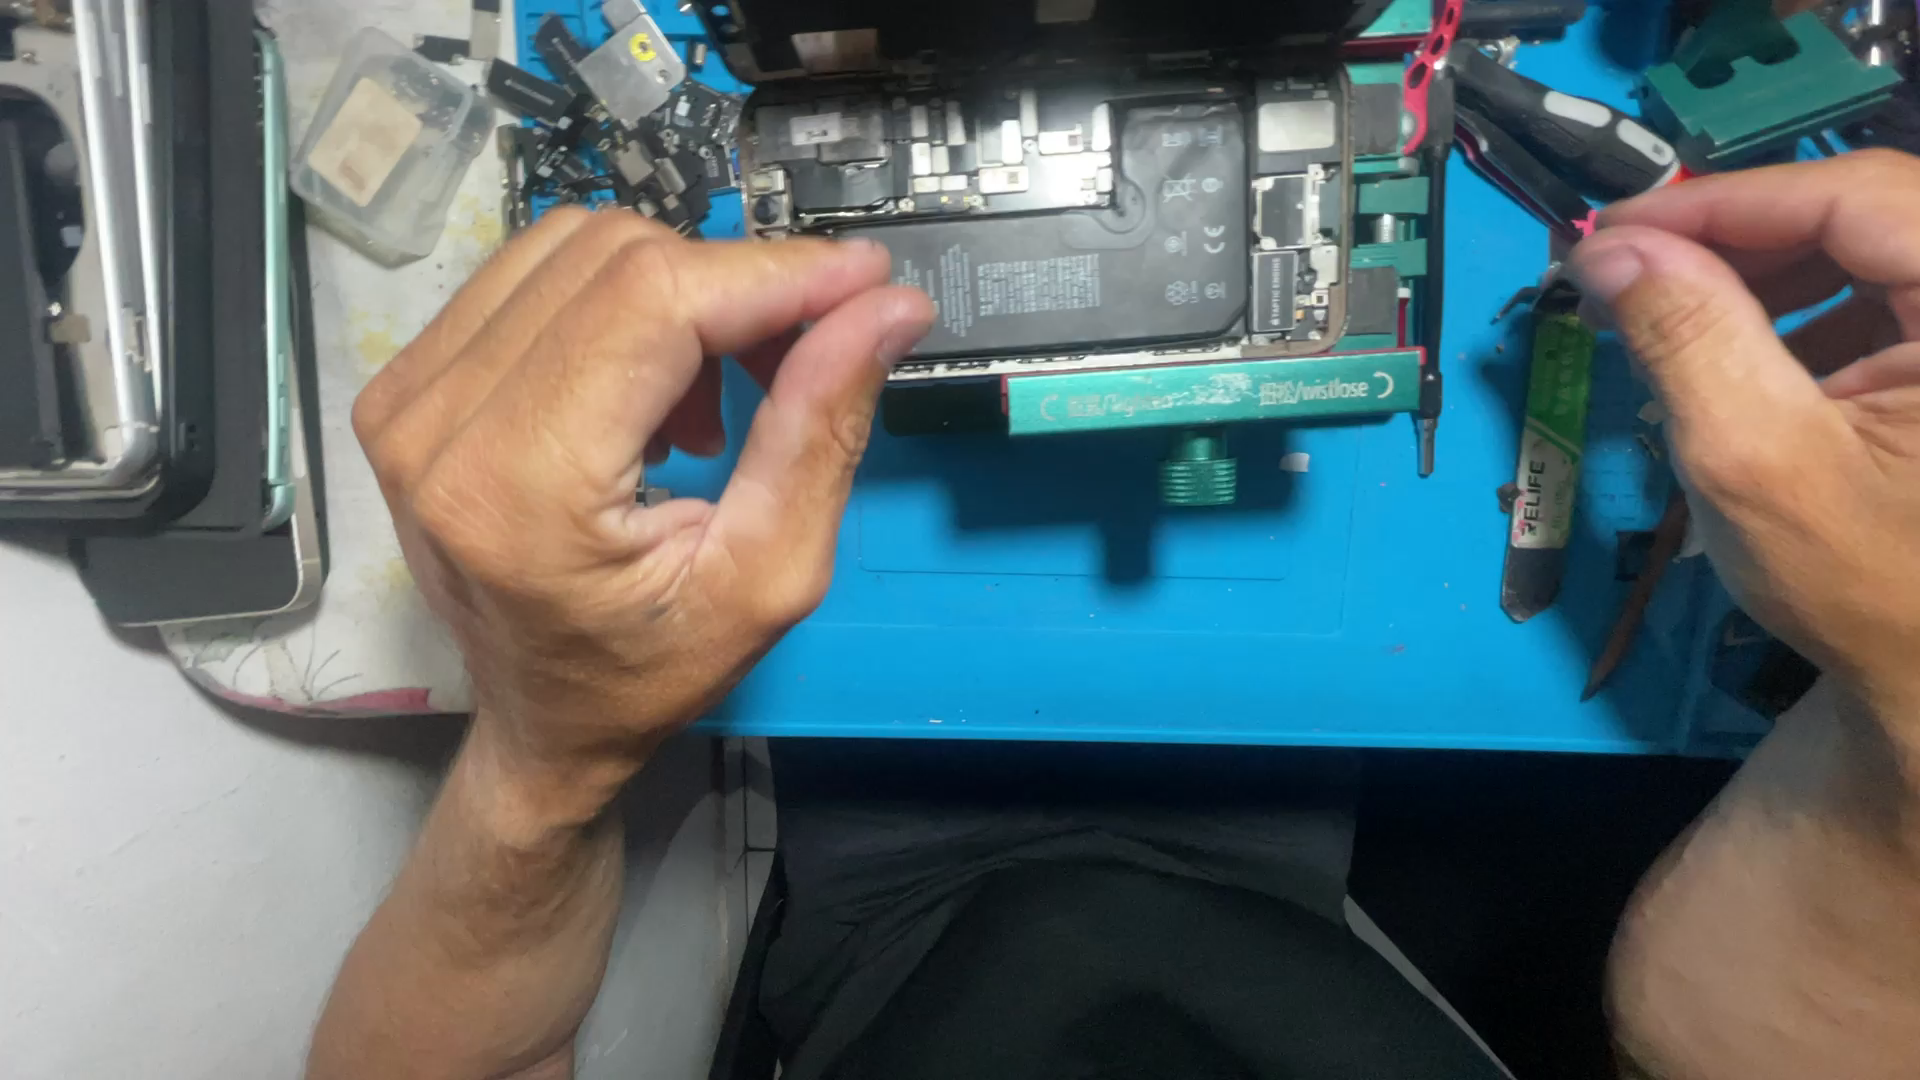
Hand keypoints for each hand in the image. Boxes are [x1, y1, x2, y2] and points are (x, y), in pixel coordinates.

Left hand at [353, 210, 933, 814]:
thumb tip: (888, 312)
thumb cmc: (662, 670)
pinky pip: (544, 279)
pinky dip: (634, 308)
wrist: (548, 722)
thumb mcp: (772, 575)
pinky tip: (662, 389)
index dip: (775, 273)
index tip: (868, 280)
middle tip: (806, 357)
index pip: (655, 304)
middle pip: (619, 260)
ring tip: (727, 392)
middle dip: (740, 289)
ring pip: (580, 250)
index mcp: (522, 486)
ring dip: (688, 297)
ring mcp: (407, 391)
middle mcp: (438, 420)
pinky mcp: (412, 381)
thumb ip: (822, 434)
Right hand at [1566, 150, 1919, 717]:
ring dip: (1747, 274)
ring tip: (1653, 319)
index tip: (1601, 235)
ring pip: (1866, 247)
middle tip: (1612, 279)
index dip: (1717, 203)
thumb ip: (1684, 341)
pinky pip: (1879, 295)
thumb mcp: (1750, 458)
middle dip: (1724, 239)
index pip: (1858, 196)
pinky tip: (1724, 355)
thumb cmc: (1862, 578)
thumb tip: (1606, 252)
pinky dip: (1785, 311)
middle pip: (1866, 212)